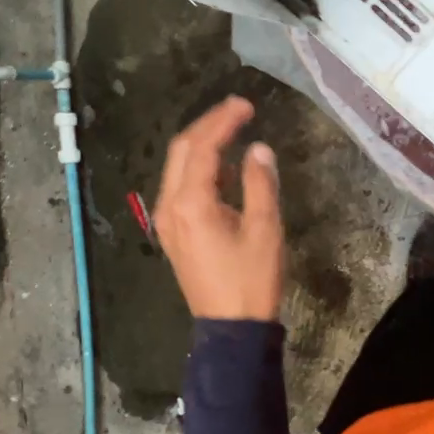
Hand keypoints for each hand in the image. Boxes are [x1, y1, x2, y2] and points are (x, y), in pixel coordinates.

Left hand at [152, 97, 283, 321]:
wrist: (231, 329)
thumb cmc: (252, 281)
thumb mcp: (265, 230)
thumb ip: (260, 184)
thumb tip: (258, 150)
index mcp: (191, 203)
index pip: (203, 147)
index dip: (223, 121)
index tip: (246, 104)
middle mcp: (170, 207)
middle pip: (183, 152)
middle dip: (209, 126)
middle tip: (239, 111)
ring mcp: (167, 221)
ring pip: (179, 169)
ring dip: (204, 146)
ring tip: (234, 132)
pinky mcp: (175, 233)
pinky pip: (182, 188)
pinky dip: (201, 169)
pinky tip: (225, 170)